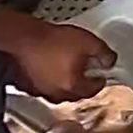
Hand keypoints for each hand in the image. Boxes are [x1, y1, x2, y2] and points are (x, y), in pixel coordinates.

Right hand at [0, 12, 117, 102]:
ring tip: (71, 75)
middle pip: (74, 96)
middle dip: (83, 88)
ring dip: (65, 87)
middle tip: (88, 78)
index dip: (99, 82)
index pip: (91, 91)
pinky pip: (40, 89)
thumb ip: (105, 54)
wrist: (22, 36)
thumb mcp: (90, 43)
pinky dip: (48, 84)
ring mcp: (36, 89)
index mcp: (71, 84)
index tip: (101, 77)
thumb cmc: (52, 40)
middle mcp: (53, 92)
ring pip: (56, 95)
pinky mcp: (23, 84)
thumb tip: (110, 62)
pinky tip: (50, 74)